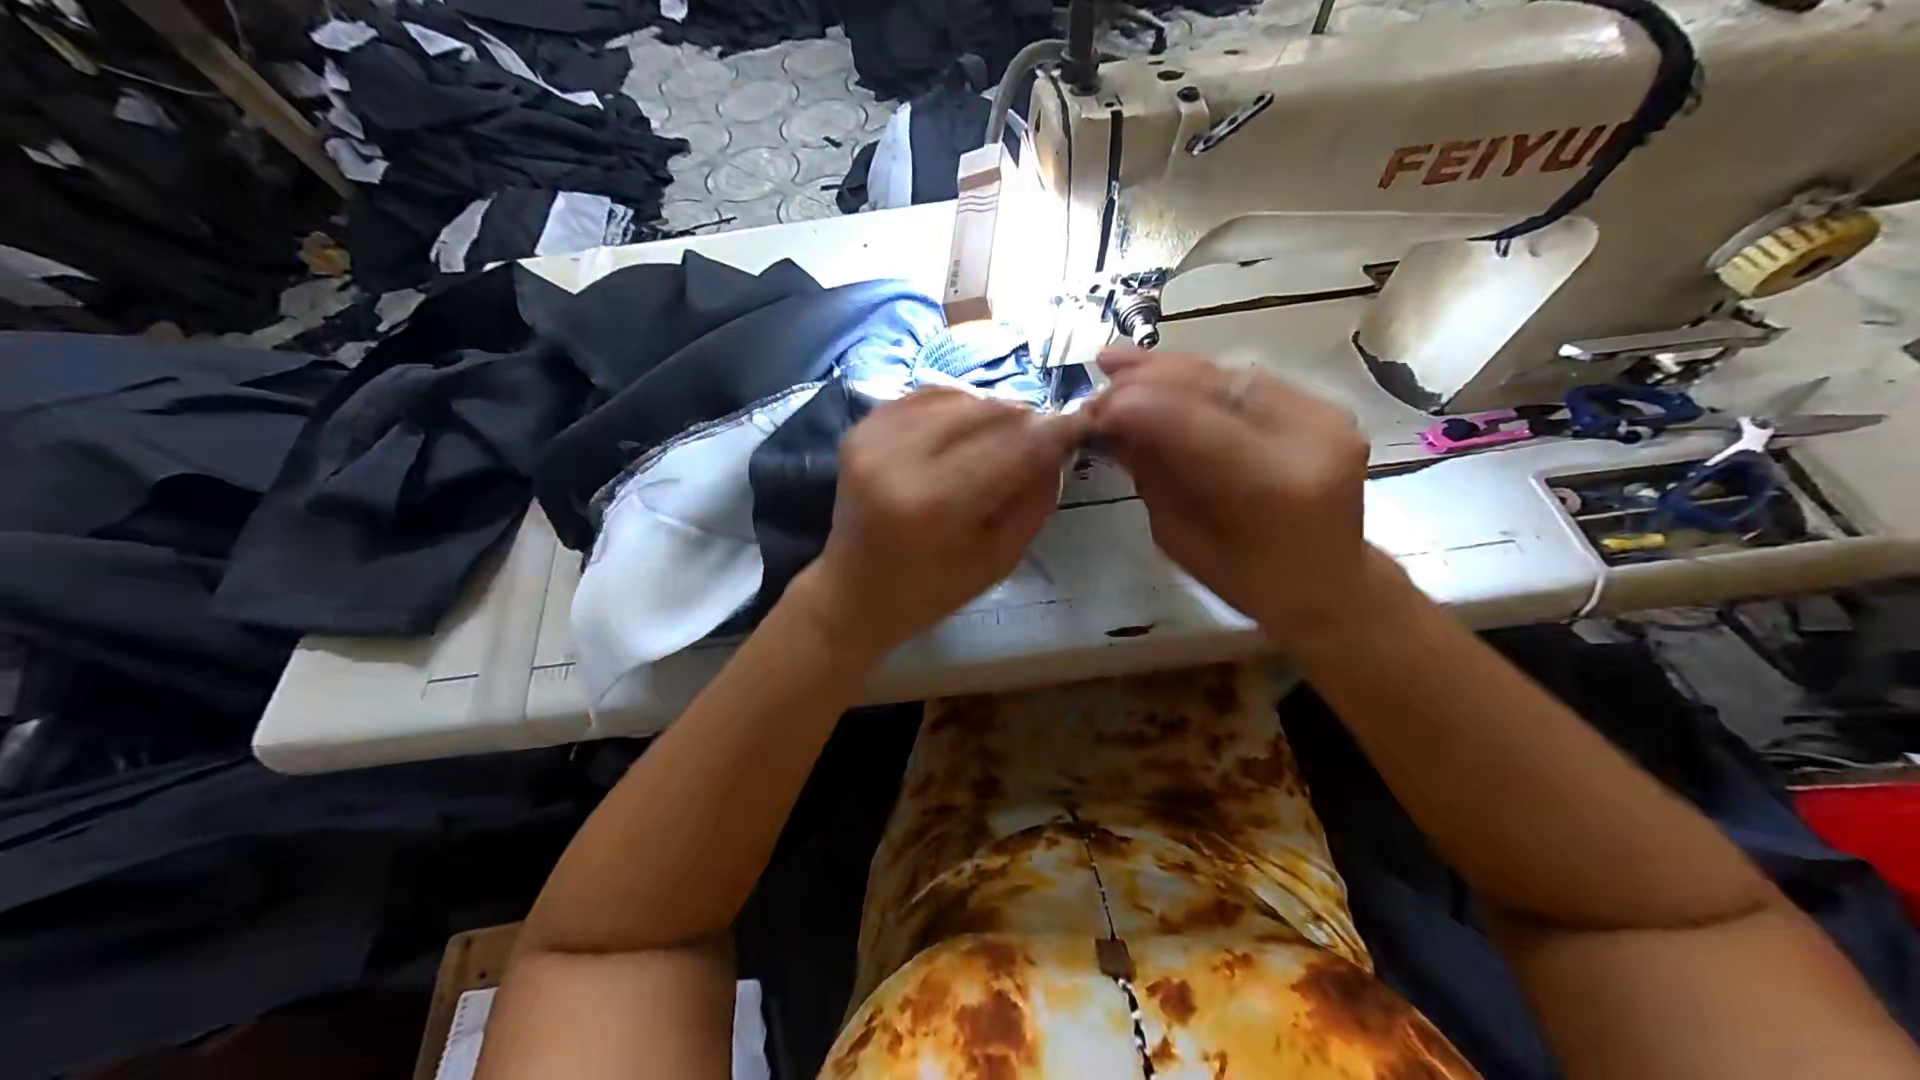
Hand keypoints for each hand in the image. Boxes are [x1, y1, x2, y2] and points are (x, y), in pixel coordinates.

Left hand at [791, 387, 1089, 661]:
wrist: (854, 593)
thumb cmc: (932, 591)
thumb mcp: (1000, 558)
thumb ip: (1035, 497)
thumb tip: (1060, 443)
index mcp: (935, 505)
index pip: (1014, 446)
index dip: (1055, 430)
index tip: (1082, 424)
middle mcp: (898, 459)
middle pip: (987, 412)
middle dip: (1026, 420)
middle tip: (1043, 438)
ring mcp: (873, 438)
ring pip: (960, 397)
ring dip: (993, 412)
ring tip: (1004, 439)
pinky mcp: (861, 428)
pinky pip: (926, 396)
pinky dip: (957, 406)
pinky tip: (968, 429)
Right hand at [1086, 347, 1383, 648]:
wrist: (1327, 584)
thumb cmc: (1245, 581)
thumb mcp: (1178, 535)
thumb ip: (1149, 473)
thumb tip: (1109, 424)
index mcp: (1270, 485)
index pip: (1187, 421)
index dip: (1130, 407)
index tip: (1088, 412)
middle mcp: (1306, 437)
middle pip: (1209, 386)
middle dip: (1143, 382)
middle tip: (1097, 389)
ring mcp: (1323, 415)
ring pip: (1227, 373)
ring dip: (1166, 369)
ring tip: (1116, 364)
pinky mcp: (1324, 406)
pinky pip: (1246, 379)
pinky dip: (1198, 377)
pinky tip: (1158, 371)